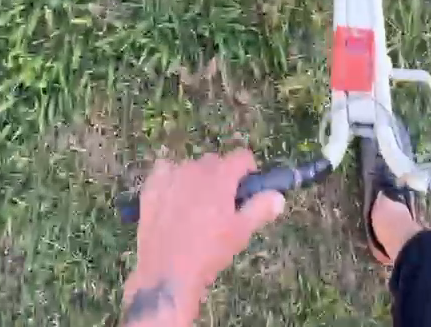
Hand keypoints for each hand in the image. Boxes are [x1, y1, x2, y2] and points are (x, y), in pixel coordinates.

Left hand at [121, 149, 284, 324]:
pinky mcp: (152, 186)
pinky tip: (171, 200)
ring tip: (195, 210)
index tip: (247, 190)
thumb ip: (260, 208)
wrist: (167, 273)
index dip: (248, 171)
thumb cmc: (209, 252)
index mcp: (222, 174)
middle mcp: (197, 167)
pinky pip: (165, 171)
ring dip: (197, 180)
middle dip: (222, 178)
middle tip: (222, 207)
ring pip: (191, 167)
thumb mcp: (241, 232)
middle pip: (216, 162)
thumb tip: (279, 197)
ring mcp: (172, 174)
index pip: (242, 157)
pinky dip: (171, 180)